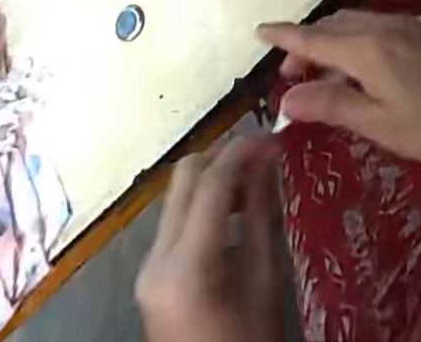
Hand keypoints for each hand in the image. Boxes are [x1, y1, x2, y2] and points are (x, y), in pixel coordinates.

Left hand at [136, 137, 284, 341]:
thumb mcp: (264, 283)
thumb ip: (261, 214)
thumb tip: (267, 158)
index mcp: (185, 266)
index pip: (210, 183)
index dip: (243, 151)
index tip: (273, 138)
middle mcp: (155, 259)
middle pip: (184, 177)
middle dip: (224, 156)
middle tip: (263, 156)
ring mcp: (147, 267)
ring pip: (178, 193)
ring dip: (214, 176)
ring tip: (255, 179)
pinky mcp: (151, 274)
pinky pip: (176, 218)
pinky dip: (205, 202)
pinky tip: (236, 209)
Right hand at [257, 10, 420, 168]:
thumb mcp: (383, 124)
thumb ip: (332, 107)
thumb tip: (285, 101)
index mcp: (365, 49)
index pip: (311, 38)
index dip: (283, 37)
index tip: (258, 33)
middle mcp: (381, 27)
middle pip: (330, 27)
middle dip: (304, 45)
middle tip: (290, 80)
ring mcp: (405, 25)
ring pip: (352, 23)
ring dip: (329, 42)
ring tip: (322, 76)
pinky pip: (373, 26)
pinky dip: (352, 40)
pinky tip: (361, 67)